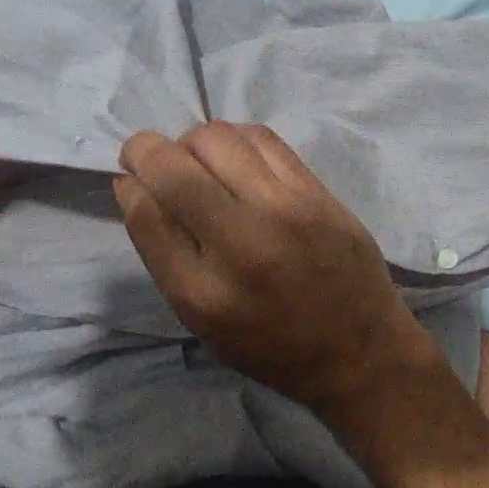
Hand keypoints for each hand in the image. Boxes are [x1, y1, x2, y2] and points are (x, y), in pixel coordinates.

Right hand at [113, 122, 433, 414]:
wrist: (358, 350)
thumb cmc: (270, 344)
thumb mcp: (201, 319)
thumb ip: (163, 252)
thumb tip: (133, 185)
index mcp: (203, 291)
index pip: (146, 211)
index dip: (130, 182)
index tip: (130, 178)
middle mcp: (243, 243)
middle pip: (176, 163)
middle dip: (148, 150)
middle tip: (157, 164)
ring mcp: (287, 211)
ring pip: (218, 137)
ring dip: (192, 142)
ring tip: (198, 163)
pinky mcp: (319, 193)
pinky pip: (263, 138)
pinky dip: (235, 138)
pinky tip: (234, 157)